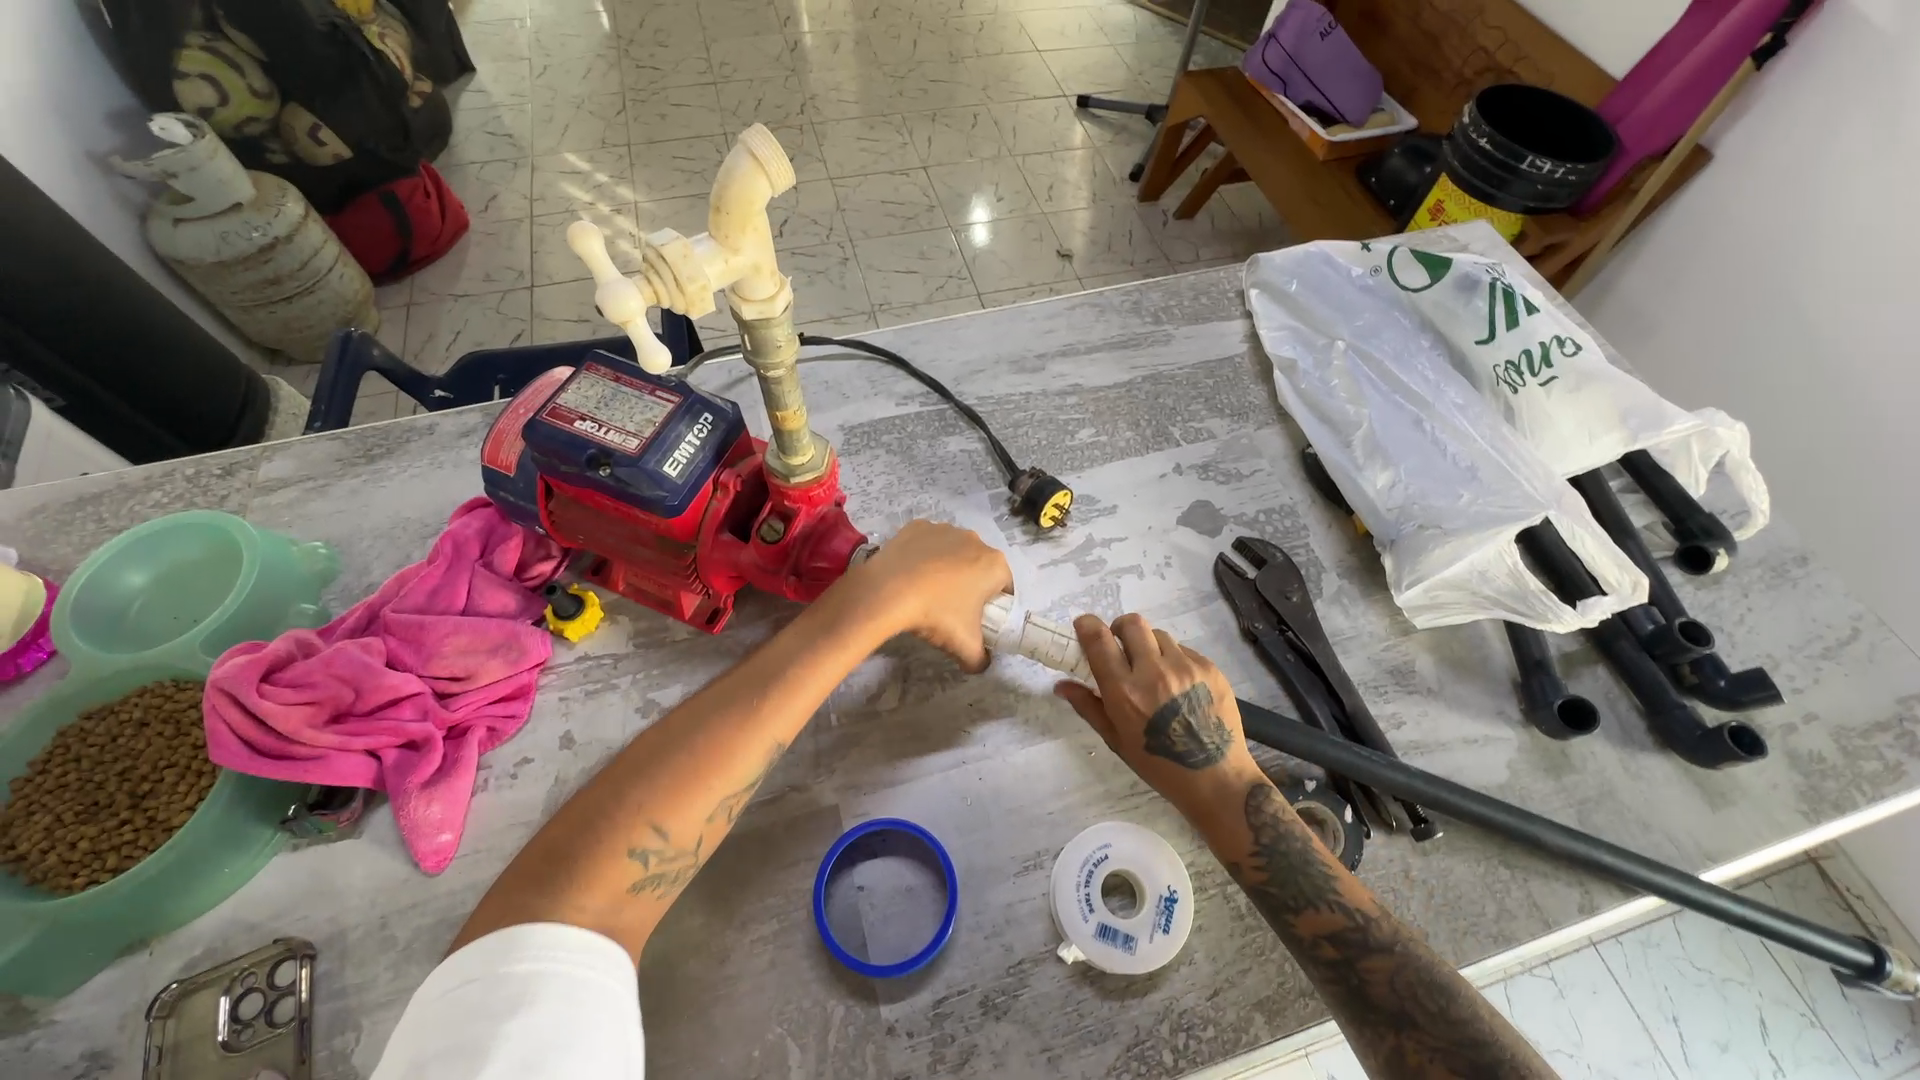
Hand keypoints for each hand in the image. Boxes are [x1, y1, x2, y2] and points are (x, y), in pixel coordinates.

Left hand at [844, 520, 1012, 672]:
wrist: (887, 592)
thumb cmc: (936, 615)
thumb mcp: (965, 648)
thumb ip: (981, 660)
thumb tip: (981, 663)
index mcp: (994, 564)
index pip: (1004, 587)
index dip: (993, 606)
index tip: (977, 620)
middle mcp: (975, 540)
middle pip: (979, 567)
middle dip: (970, 585)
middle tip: (951, 610)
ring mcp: (944, 529)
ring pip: (953, 552)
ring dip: (947, 568)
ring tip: (926, 592)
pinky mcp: (917, 526)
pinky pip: (927, 544)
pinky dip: (922, 556)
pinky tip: (910, 575)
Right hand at [1054, 613, 1263, 817]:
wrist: (1216, 778)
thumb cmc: (1158, 765)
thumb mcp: (1116, 739)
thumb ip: (1088, 706)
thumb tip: (1061, 684)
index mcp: (1125, 692)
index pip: (1099, 640)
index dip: (1087, 625)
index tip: (1084, 626)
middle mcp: (1154, 672)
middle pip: (1132, 623)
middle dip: (1120, 629)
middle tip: (1121, 648)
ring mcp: (1186, 667)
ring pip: (1159, 635)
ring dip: (1149, 646)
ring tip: (1153, 672)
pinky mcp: (1210, 669)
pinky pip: (1184, 650)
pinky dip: (1174, 660)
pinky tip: (1178, 687)